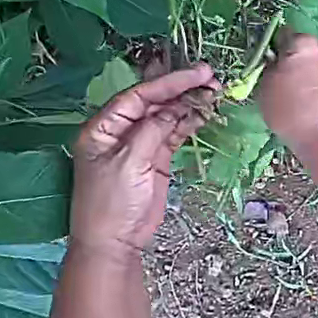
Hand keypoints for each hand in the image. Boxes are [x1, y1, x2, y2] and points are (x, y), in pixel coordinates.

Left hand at [70, 64, 218, 257]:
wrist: (115, 244)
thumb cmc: (111, 203)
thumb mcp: (129, 163)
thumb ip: (151, 131)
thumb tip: (174, 109)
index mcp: (103, 126)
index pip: (137, 95)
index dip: (167, 83)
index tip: (196, 73)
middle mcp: (121, 130)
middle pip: (153, 102)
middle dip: (181, 90)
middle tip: (211, 79)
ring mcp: (139, 144)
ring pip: (166, 116)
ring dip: (189, 105)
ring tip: (214, 93)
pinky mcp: (154, 159)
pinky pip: (173, 134)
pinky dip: (189, 124)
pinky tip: (205, 113)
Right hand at [256, 32, 317, 146]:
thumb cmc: (289, 106)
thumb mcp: (264, 84)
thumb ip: (266, 67)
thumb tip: (271, 62)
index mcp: (302, 42)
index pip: (281, 34)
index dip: (269, 48)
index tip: (263, 63)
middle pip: (298, 49)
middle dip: (287, 61)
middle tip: (273, 79)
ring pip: (309, 65)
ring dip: (299, 74)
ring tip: (286, 93)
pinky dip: (309, 86)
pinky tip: (300, 101)